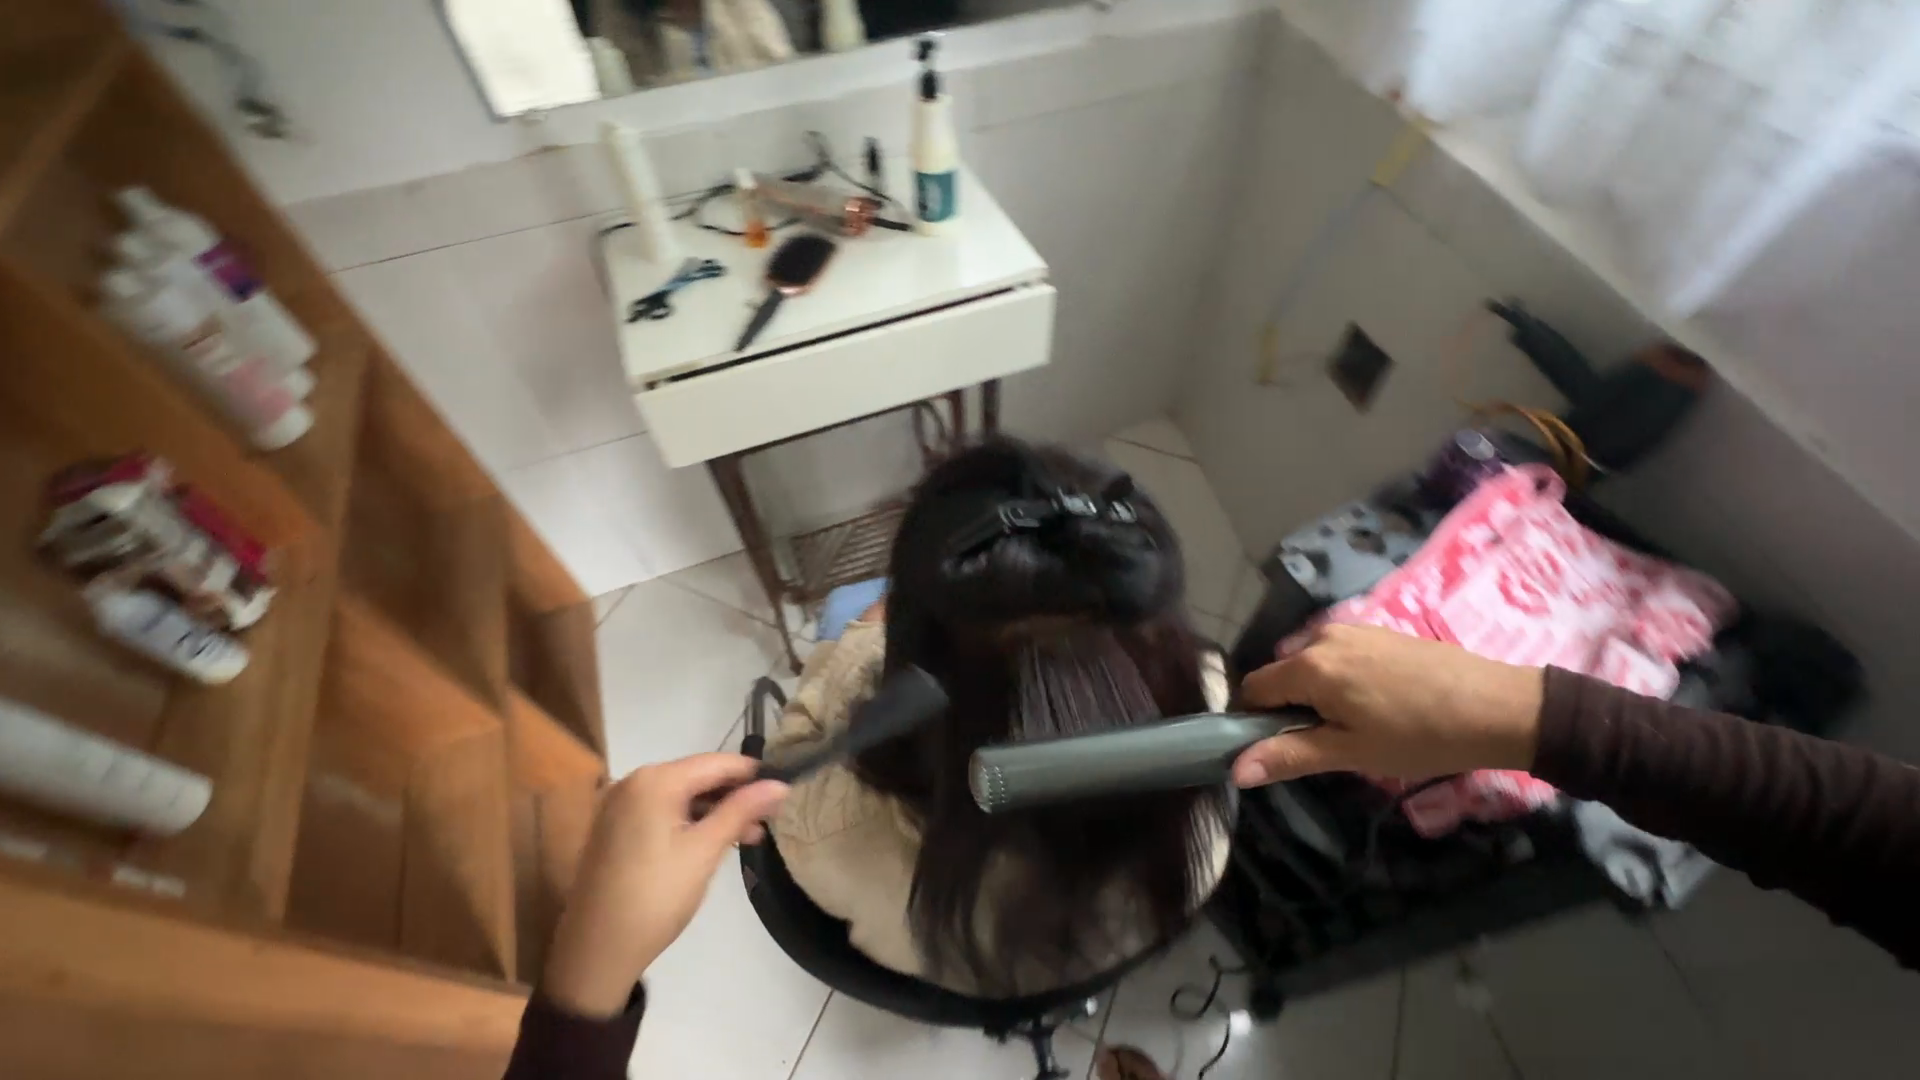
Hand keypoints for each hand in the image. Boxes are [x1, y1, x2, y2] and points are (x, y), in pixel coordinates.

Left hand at [542, 754, 788, 1016]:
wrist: (594, 954)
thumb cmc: (655, 897)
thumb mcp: (705, 851)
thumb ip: (742, 810)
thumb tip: (780, 784)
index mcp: (654, 780)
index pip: (718, 762)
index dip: (753, 775)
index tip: (782, 792)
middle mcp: (633, 782)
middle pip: (699, 776)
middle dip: (735, 796)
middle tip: (769, 820)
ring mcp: (621, 805)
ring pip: (683, 796)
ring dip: (716, 811)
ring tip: (749, 836)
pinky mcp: (616, 828)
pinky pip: (664, 811)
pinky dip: (691, 822)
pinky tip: (714, 842)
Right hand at [1231, 624, 1544, 786]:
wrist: (1501, 707)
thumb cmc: (1421, 736)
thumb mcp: (1351, 753)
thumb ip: (1289, 756)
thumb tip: (1235, 770)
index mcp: (1309, 666)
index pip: (1253, 689)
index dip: (1258, 721)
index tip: (1287, 746)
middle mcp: (1321, 637)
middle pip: (1280, 675)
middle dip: (1291, 706)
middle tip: (1332, 739)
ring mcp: (1351, 628)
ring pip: (1309, 665)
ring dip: (1317, 692)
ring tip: (1360, 721)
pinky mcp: (1376, 629)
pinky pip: (1336, 654)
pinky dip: (1341, 677)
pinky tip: (1379, 700)